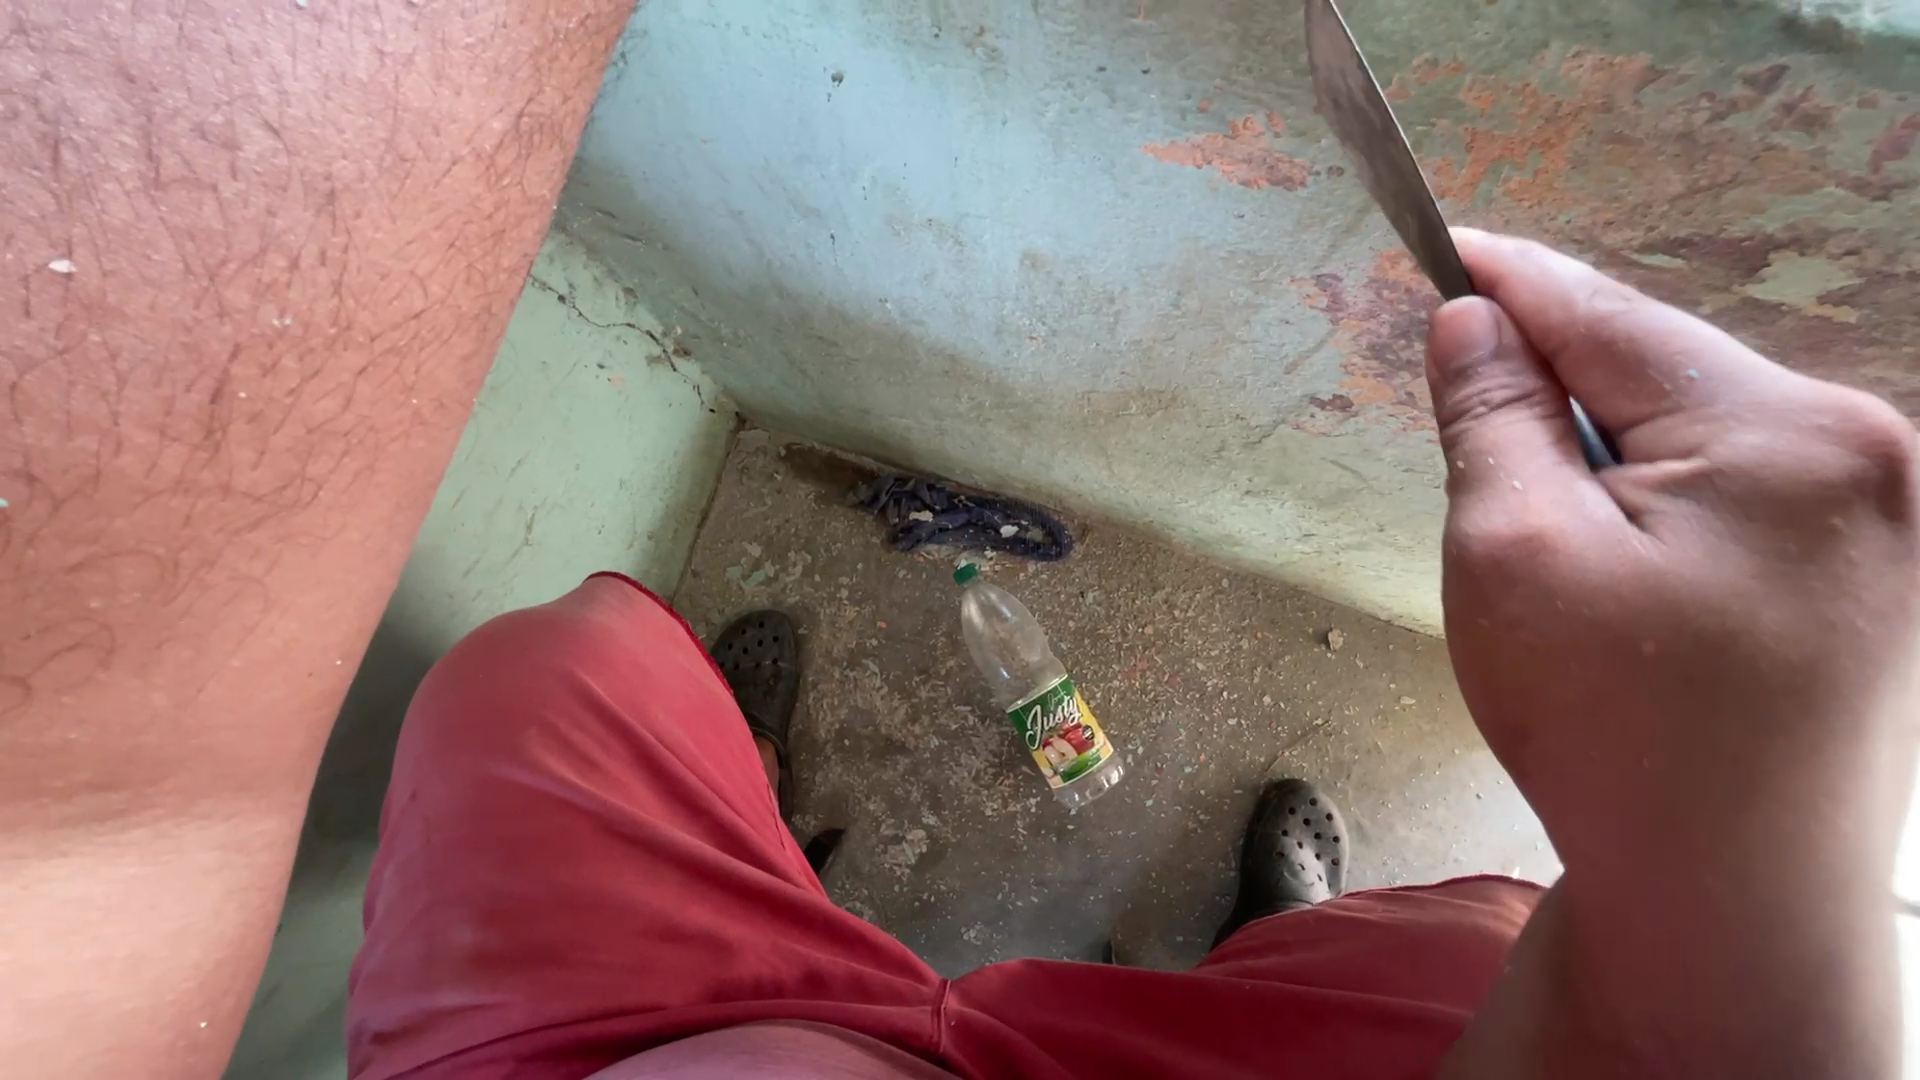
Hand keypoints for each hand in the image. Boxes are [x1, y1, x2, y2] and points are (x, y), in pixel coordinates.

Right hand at [1427, 228, 1917, 1076]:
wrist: (1719, 879)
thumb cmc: (1594, 707)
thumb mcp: (1510, 545)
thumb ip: (1492, 417)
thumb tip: (1473, 320)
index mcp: (1781, 433)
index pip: (1607, 318)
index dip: (1511, 277)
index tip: (1443, 245)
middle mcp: (1864, 451)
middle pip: (1651, 372)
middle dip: (1544, 376)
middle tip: (1457, 405)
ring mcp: (1878, 513)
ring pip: (1679, 431)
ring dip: (1584, 441)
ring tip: (1519, 504)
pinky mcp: (1854, 567)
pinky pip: (1712, 484)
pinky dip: (1629, 486)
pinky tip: (1590, 542)